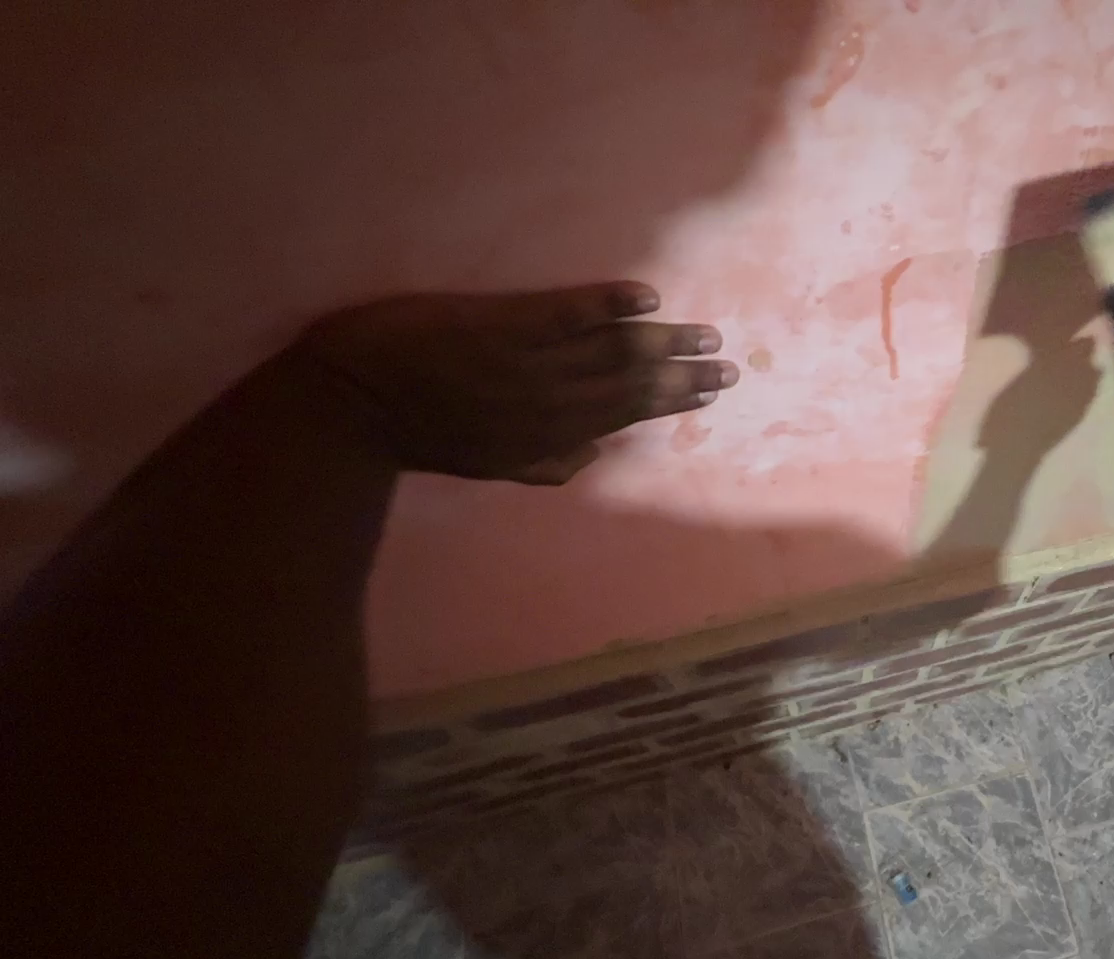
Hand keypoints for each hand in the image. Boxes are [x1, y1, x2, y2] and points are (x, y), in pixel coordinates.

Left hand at [287, 281, 738, 483]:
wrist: (349, 408)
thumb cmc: (423, 438)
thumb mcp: (492, 467)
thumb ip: (549, 466)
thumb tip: (599, 454)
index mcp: (555, 435)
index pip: (629, 414)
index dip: (673, 401)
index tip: (709, 392)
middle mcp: (557, 402)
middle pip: (634, 384)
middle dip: (685, 375)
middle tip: (727, 365)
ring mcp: (532, 364)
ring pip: (613, 352)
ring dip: (664, 343)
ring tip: (704, 335)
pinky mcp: (502, 327)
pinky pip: (565, 314)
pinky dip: (608, 305)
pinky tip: (645, 297)